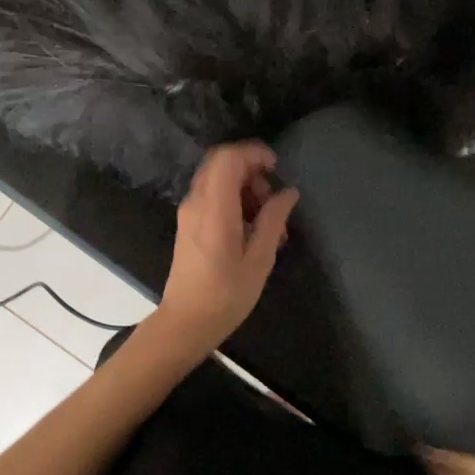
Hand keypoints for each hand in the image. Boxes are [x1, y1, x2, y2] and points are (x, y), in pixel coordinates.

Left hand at [152, 141, 299, 352]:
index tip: (276, 167)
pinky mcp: (188, 225)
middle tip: (274, 200)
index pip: (228, 158)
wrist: (186, 322)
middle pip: (221, 164)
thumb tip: (288, 192)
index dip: (254, 153)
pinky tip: (252, 230)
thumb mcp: (259, 259)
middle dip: (251, 171)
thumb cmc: (226, 295)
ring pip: (216, 180)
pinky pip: (211, 198)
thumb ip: (274, 220)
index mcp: (214, 208)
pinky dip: (233, 201)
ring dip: (245, 189)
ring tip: (269, 221)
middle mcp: (196, 203)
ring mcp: (189, 213)